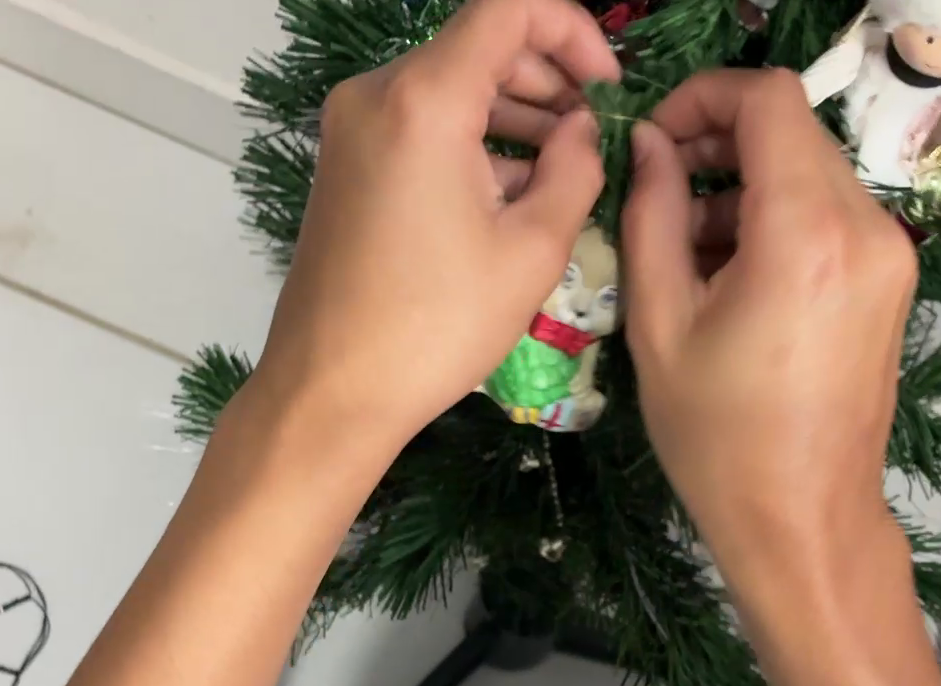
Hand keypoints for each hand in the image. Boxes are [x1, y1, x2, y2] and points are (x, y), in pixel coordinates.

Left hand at [246, 0, 618, 462]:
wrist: (332, 393)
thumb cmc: (437, 327)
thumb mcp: (531, 252)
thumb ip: (575, 170)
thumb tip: (582, 130)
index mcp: (423, 99)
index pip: (510, 9)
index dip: (573, 30)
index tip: (608, 87)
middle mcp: (374, 95)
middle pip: (475, 50)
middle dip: (544, 82)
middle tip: (589, 137)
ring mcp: (349, 134)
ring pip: (445, 95)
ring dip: (507, 121)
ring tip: (557, 174)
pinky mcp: (341, 172)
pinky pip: (415, 134)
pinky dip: (465, 149)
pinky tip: (503, 197)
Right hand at [620, 68, 917, 580]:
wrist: (800, 518)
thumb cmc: (716, 437)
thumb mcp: (659, 328)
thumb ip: (650, 221)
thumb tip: (646, 147)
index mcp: (805, 234)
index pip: (767, 100)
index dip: (701, 99)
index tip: (653, 142)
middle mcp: (866, 227)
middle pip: (790, 134)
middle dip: (716, 149)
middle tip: (656, 200)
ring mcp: (889, 256)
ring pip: (808, 177)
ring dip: (741, 194)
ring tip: (684, 257)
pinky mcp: (889, 284)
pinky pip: (827, 220)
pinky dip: (773, 226)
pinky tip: (729, 282)